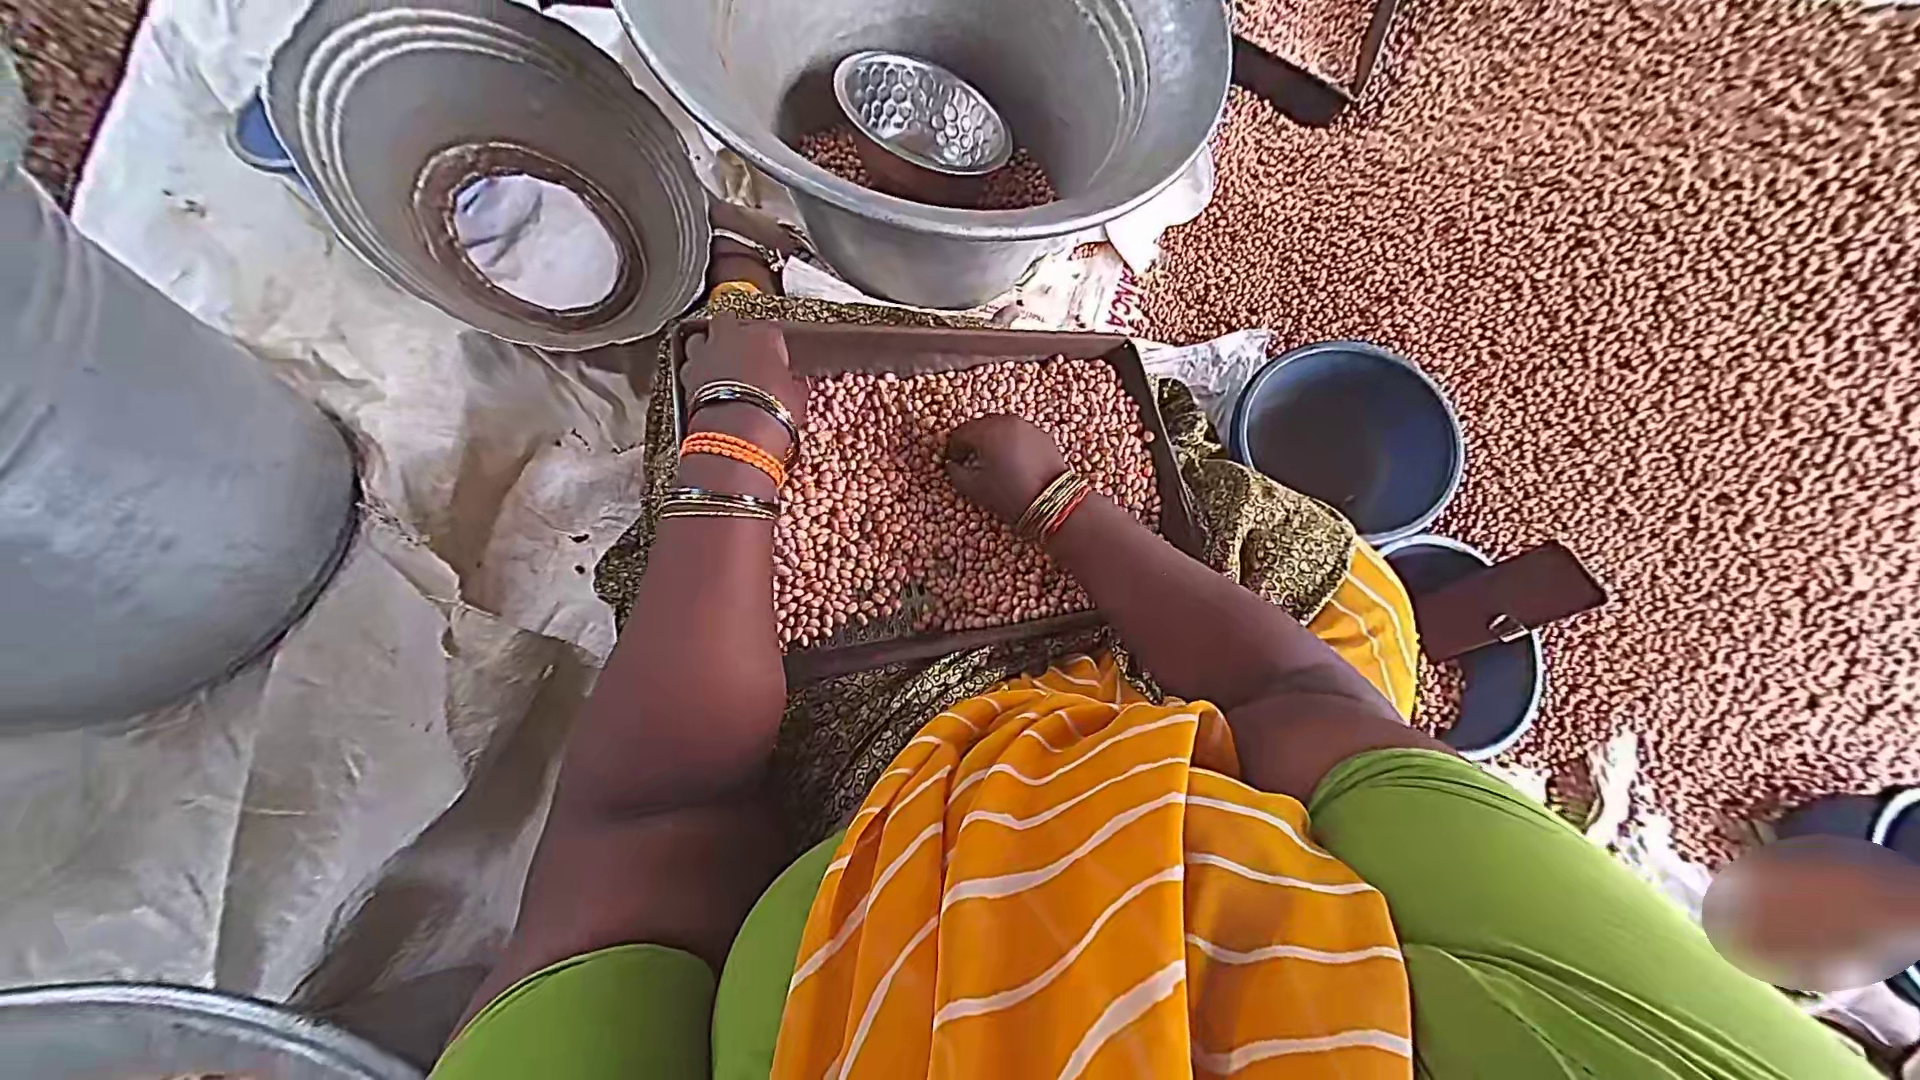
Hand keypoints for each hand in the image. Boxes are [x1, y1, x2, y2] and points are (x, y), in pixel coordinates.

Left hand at [683, 316, 806, 455]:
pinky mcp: (687, 372)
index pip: (770, 332)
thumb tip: (797, 383)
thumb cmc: (772, 411)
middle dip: (733, 333)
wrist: (739, 431)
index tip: (776, 360)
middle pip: (729, 322)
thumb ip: (795, 383)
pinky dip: (695, 371)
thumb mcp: (798, 397)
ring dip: (708, 347)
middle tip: (742, 352)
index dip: (773, 347)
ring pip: (701, 337)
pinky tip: (704, 383)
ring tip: (719, 365)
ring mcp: (706, 351)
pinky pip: (688, 364)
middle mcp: (732, 336)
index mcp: (764, 336)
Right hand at [945, 415, 1069, 525]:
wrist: (1053, 501)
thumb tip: (952, 464)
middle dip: (972, 439)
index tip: (952, 459)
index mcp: (987, 432)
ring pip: (1002, 427)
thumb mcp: (975, 488)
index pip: (961, 433)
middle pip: (981, 425)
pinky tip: (1011, 459)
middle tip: (968, 457)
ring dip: (992, 439)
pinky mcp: (1043, 435)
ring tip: (990, 459)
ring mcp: (1027, 427)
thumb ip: (957, 473)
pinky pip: (1019, 433)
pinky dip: (1011, 442)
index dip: (953, 446)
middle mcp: (1007, 422)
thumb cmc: (1009, 494)